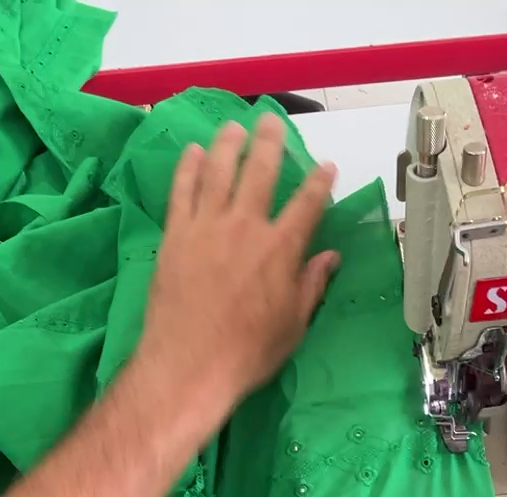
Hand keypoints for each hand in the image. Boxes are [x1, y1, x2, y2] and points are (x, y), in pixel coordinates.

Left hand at [132, 112, 340, 411]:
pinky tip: (193, 153)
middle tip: (271, 122)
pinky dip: (188, 168)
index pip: (308, 205)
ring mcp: (207, 227)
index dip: (320, 182)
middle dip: (270, 143)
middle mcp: (246, 227)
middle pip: (261, 173)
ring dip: (229, 145)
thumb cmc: (249, 352)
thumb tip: (330, 257)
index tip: (326, 166)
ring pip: (219, 172)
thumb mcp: (294, 326)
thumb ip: (311, 286)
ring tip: (233, 128)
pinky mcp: (176, 236)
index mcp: (281, 250)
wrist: (191, 364)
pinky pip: (182, 191)